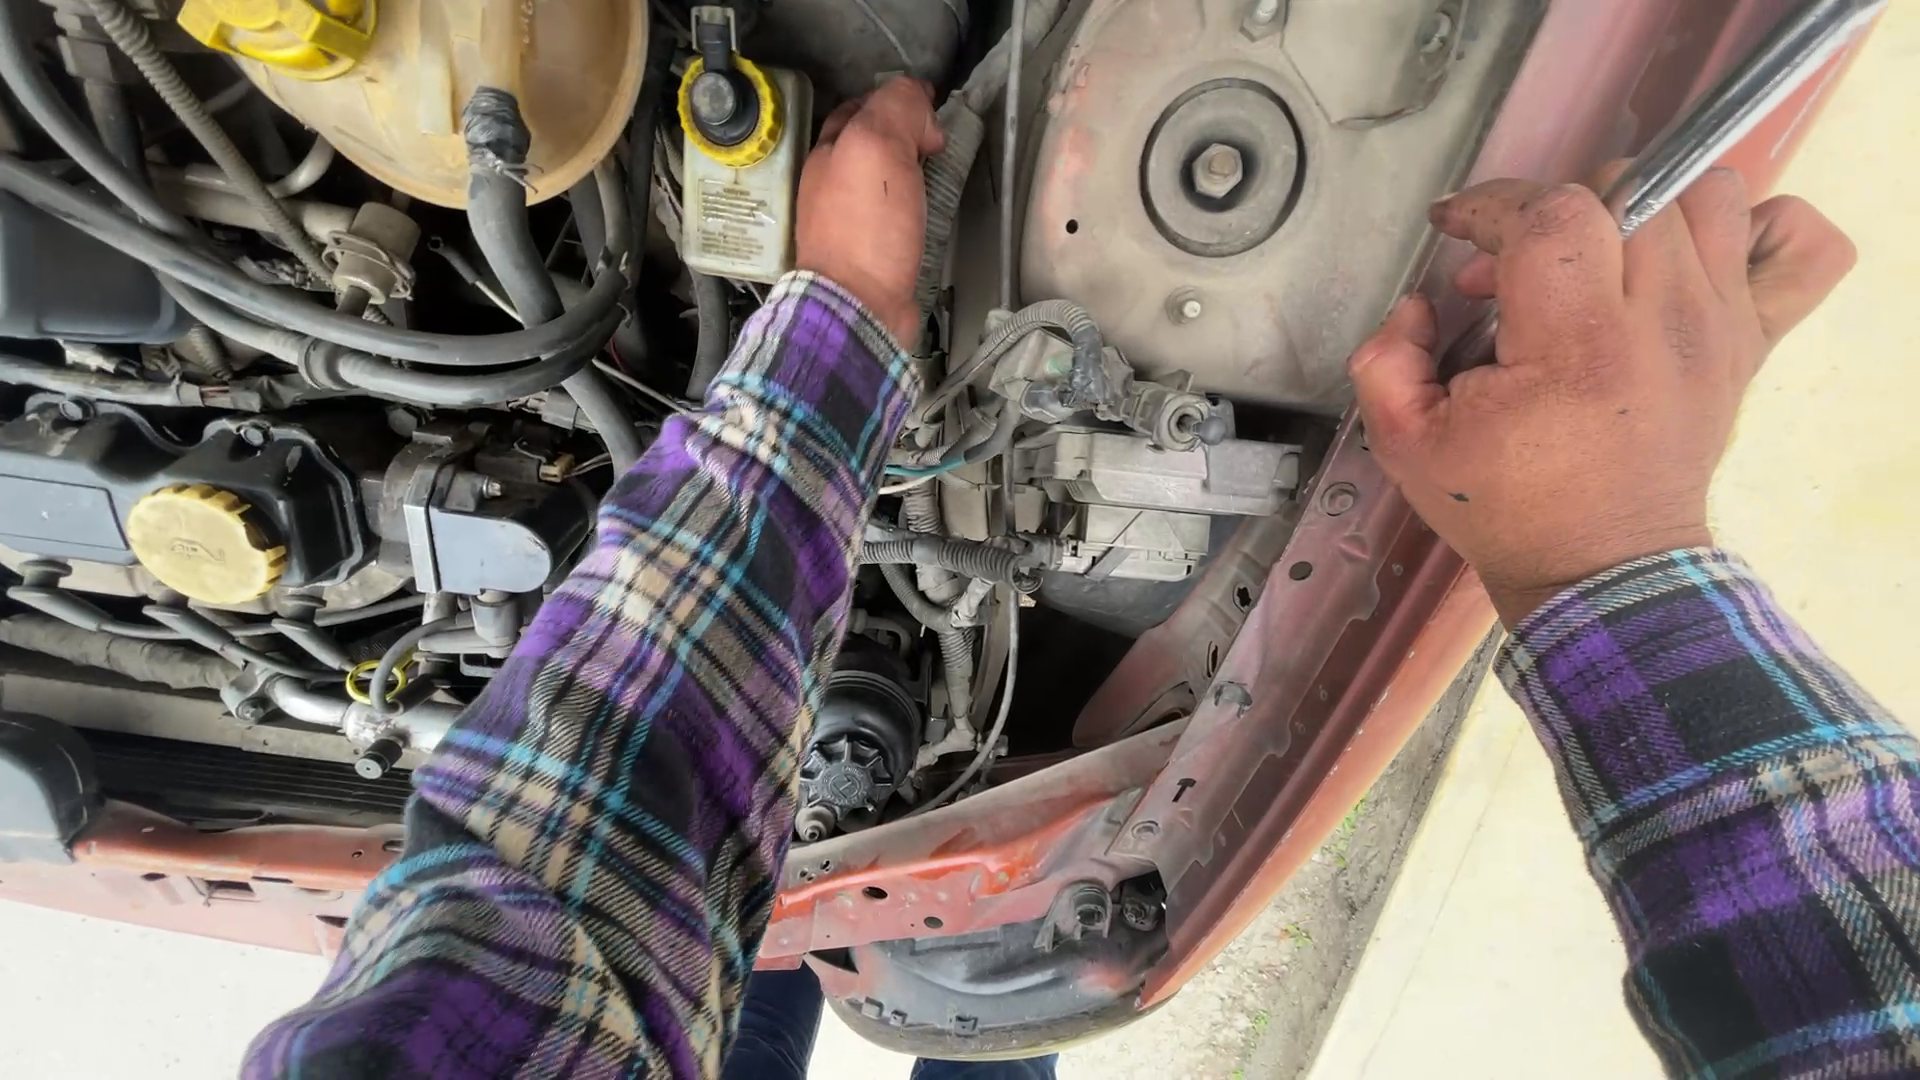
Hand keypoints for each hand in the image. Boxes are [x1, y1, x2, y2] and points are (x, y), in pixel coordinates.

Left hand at [795, 77, 943, 343]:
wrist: (861, 309)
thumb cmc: (865, 228)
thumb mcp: (877, 145)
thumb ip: (897, 110)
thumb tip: (922, 114)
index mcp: (828, 154)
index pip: (863, 108)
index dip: (899, 101)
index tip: (934, 110)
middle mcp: (833, 188)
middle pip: (874, 149)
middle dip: (907, 141)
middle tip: (940, 146)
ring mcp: (851, 229)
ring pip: (888, 189)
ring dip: (914, 180)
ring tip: (942, 179)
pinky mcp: (873, 263)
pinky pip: (897, 227)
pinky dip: (916, 216)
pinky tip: (932, 218)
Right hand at [1348, 168, 1855, 624]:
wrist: (1594, 564)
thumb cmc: (1496, 505)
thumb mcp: (1401, 444)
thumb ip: (1383, 361)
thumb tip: (1419, 304)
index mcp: (1573, 348)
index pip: (1551, 217)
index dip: (1491, 206)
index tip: (1454, 228)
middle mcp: (1666, 321)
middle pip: (1624, 193)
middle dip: (1543, 216)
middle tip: (1501, 274)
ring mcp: (1724, 326)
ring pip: (1707, 196)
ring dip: (1629, 213)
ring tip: (1580, 268)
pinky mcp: (1755, 341)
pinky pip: (1800, 242)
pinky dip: (1750, 229)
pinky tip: (1685, 263)